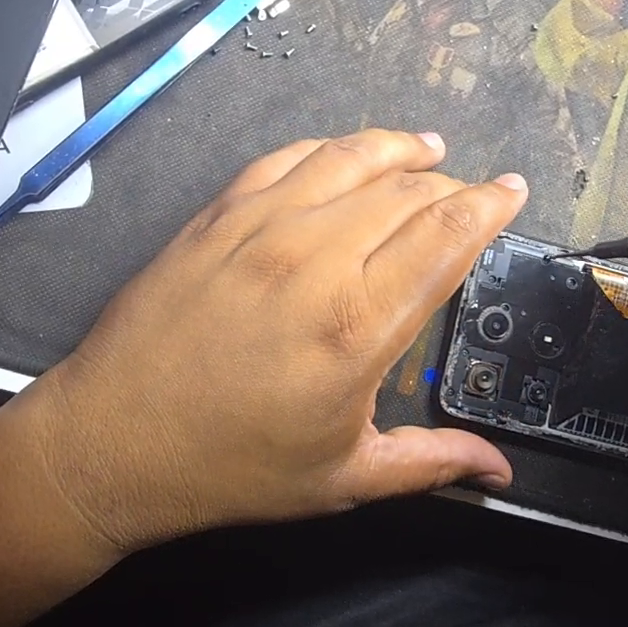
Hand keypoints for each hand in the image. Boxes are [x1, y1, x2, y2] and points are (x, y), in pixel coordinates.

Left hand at [6, 129, 528, 554]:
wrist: (114, 441)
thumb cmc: (230, 468)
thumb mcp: (342, 479)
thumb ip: (430, 462)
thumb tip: (500, 474)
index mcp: (360, 325)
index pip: (446, 236)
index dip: (489, 205)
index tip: (513, 190)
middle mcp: (316, 259)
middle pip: (407, 190)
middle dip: (452, 183)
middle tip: (468, 191)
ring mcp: (261, 228)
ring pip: (350, 159)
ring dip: (398, 147)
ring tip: (427, 147)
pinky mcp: (217, 216)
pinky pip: (286, 159)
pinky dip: (328, 148)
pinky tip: (344, 152)